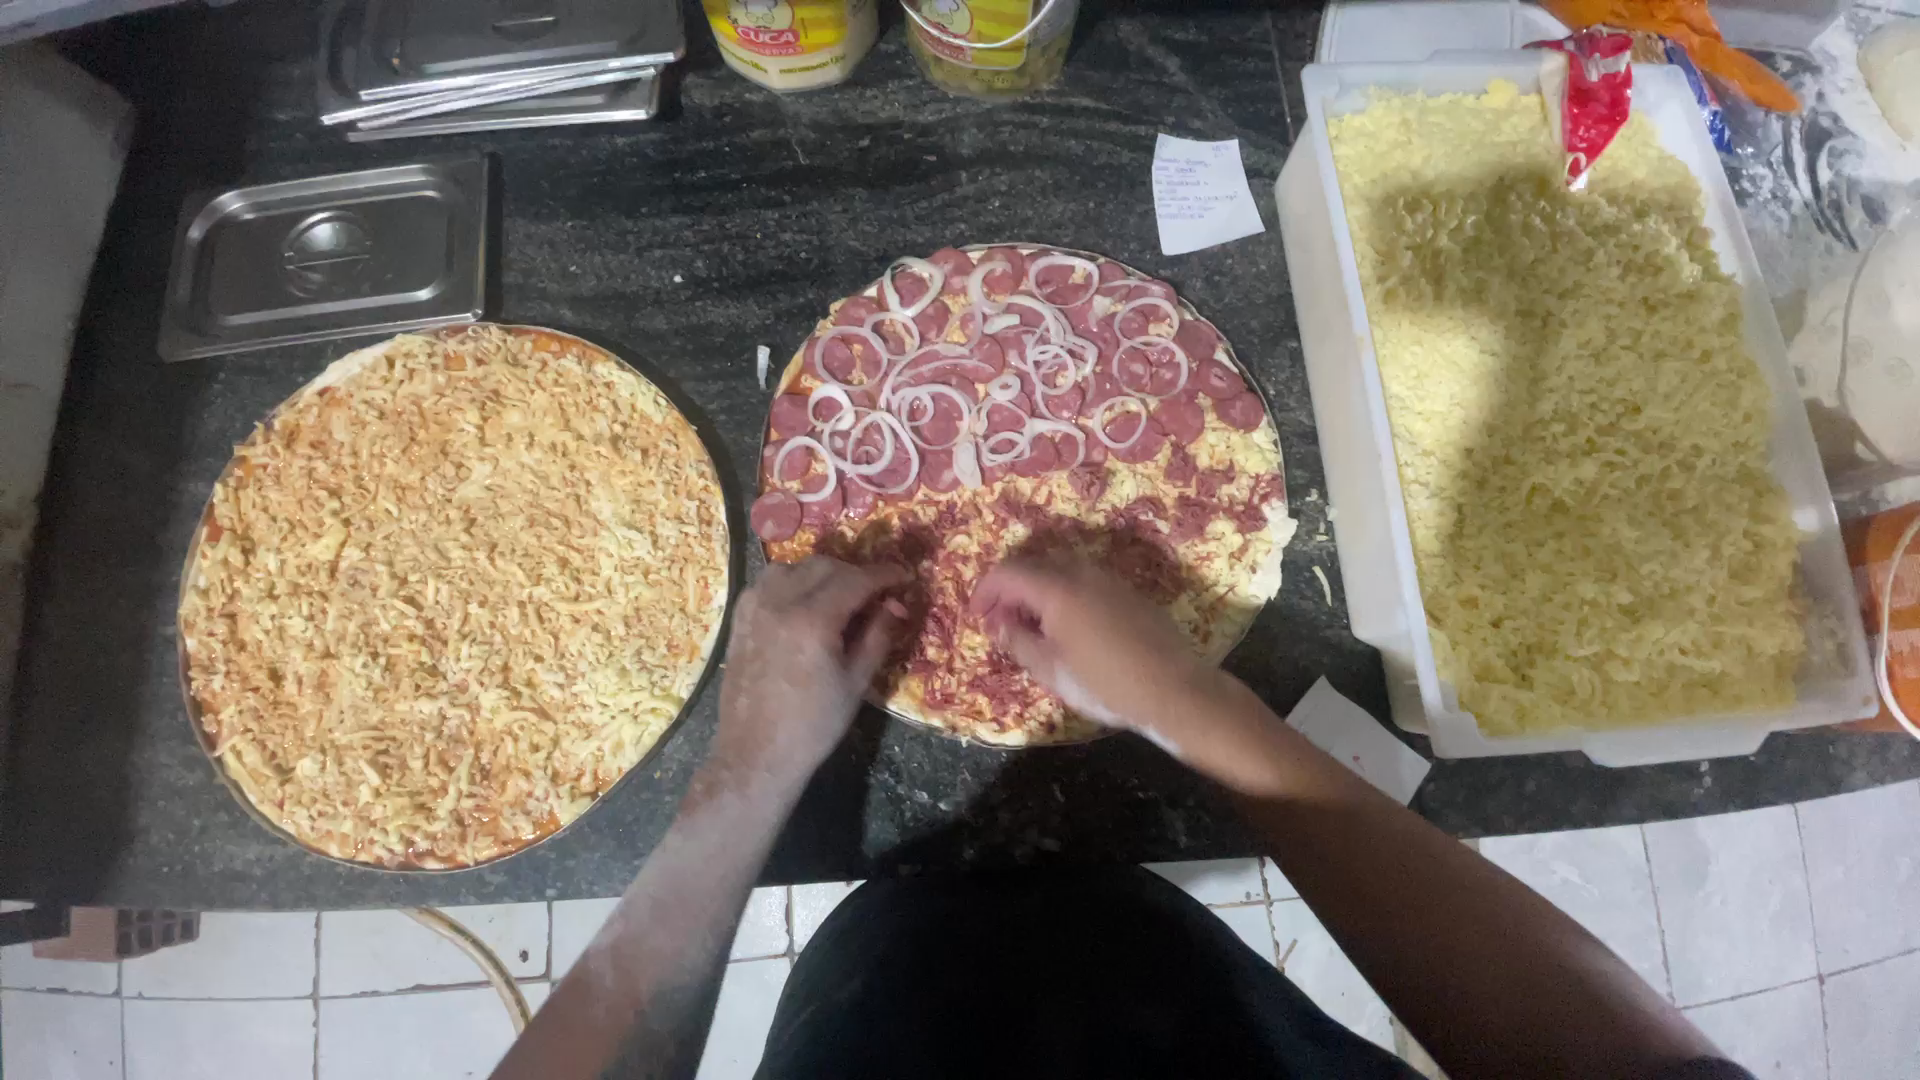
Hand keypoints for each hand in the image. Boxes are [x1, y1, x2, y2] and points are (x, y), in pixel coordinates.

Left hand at [715, 557, 909, 781]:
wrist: (756, 754)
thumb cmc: (814, 724)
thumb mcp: (857, 681)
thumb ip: (878, 635)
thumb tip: (896, 605)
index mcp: (812, 620)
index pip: (855, 579)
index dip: (884, 574)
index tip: (903, 576)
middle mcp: (779, 603)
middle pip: (825, 566)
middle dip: (855, 573)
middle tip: (875, 593)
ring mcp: (754, 608)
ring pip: (794, 567)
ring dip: (822, 573)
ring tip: (839, 597)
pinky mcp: (740, 618)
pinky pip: (769, 582)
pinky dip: (792, 582)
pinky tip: (805, 603)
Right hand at [969, 556, 1295, 794]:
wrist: (1175, 691)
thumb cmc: (1106, 684)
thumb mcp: (1051, 670)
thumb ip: (1017, 641)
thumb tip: (997, 625)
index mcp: (1058, 589)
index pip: (1008, 572)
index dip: (985, 591)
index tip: (976, 616)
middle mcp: (1083, 573)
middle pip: (1034, 567)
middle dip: (1010, 592)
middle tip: (1000, 625)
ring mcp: (1110, 580)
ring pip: (1061, 572)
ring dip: (1038, 593)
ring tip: (1031, 629)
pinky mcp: (1130, 593)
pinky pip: (1085, 583)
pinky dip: (1064, 596)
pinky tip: (1067, 629)